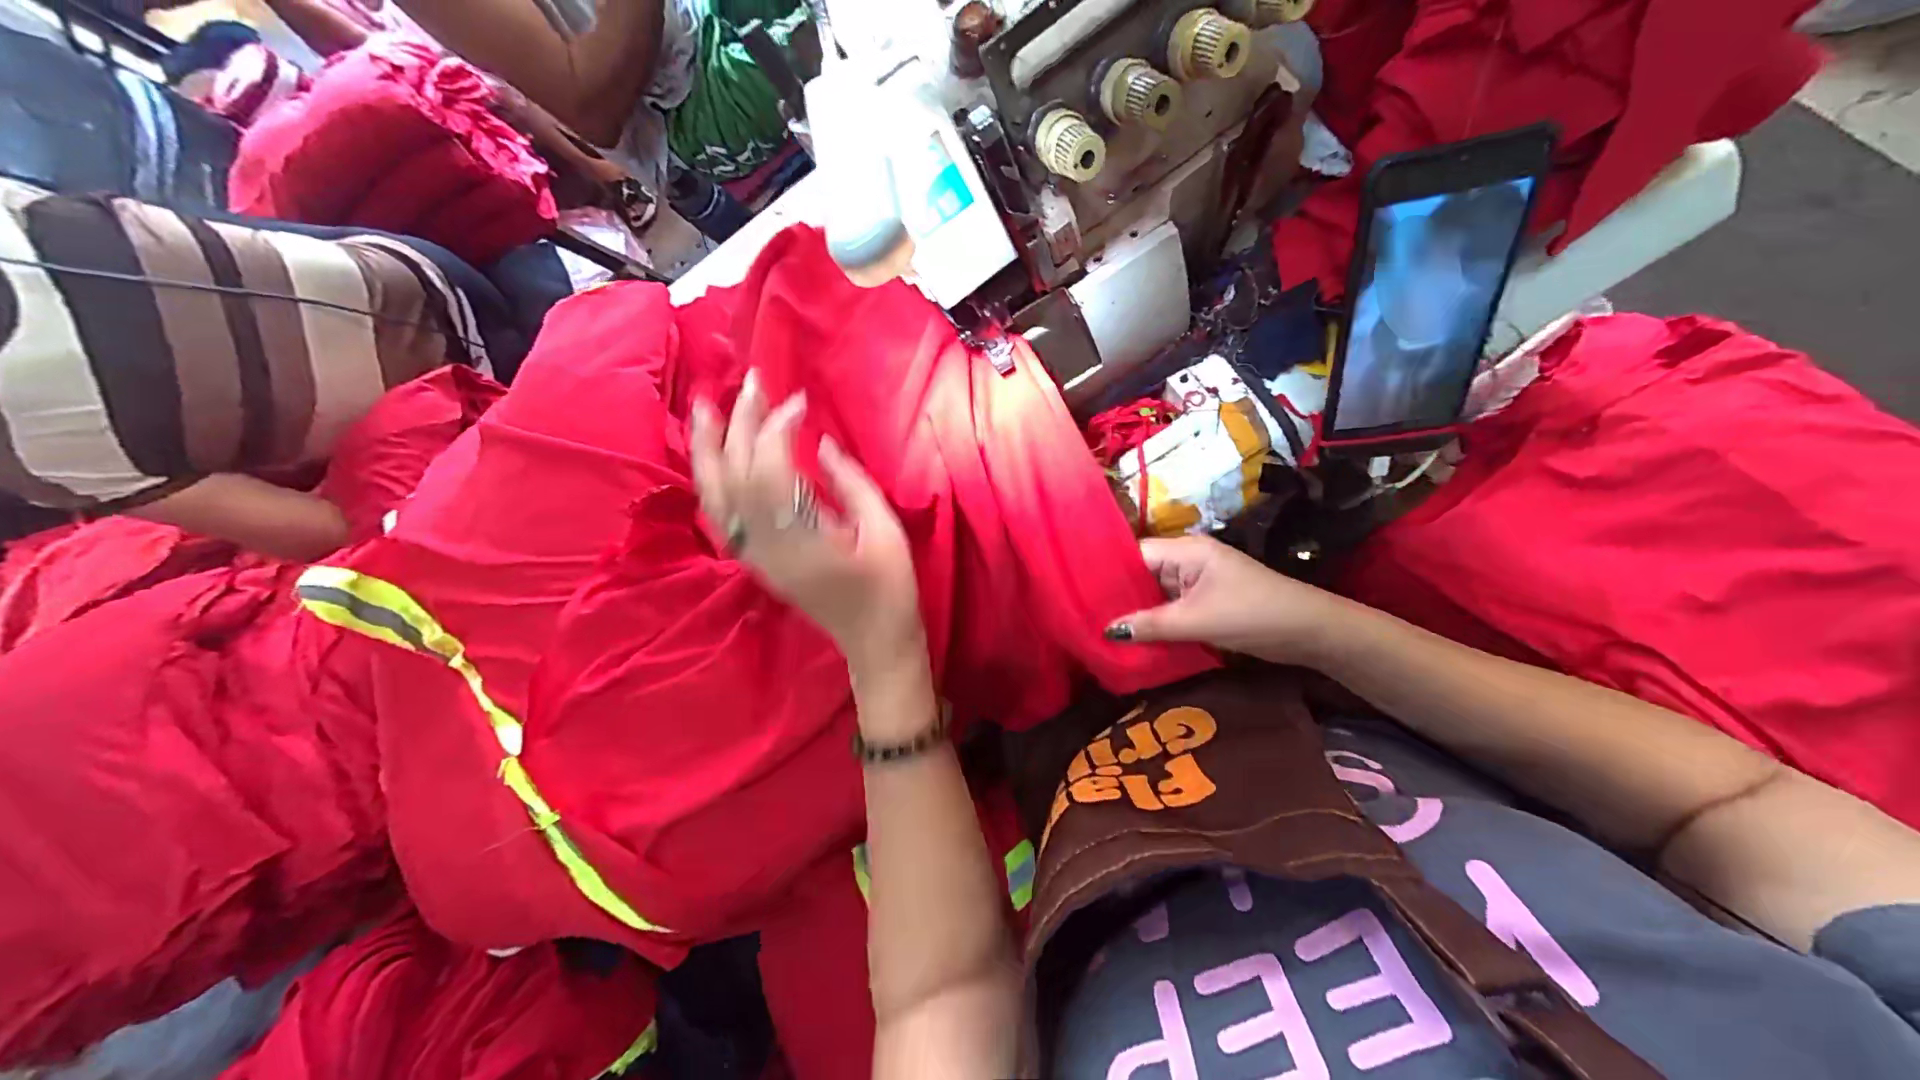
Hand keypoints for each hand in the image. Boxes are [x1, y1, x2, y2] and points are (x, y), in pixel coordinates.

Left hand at [689, 371, 924, 669]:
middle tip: (752, 382)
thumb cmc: (890, 587)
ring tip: (705, 406)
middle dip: (740, 424)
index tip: (800, 402)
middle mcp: (766, 546)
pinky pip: (720, 513)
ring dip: (708, 449)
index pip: (770, 470)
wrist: (874, 640)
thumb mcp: (885, 531)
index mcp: (802, 539)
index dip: (777, 429)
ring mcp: (754, 555)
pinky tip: (714, 453)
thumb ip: (851, 483)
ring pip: (716, 495)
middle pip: (737, 476)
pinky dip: (712, 478)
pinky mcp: (755, 559)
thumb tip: (821, 443)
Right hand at [1106, 535, 1353, 667]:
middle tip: (1082, 617)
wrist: (1309, 631)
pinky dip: (1153, 622)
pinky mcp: (1204, 602)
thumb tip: (1106, 631)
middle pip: (1140, 574)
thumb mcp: (1196, 621)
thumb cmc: (1252, 614)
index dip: (1106, 573)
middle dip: (1117, 596)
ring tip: (1099, 629)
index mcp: (1185, 550)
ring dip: (1135, 612)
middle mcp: (1187, 560)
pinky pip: (1169, 608)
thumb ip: (1149, 625)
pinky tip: (1133, 638)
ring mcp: (1196, 582)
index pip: (1134, 555)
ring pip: (1154, 594)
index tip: (1077, 593)